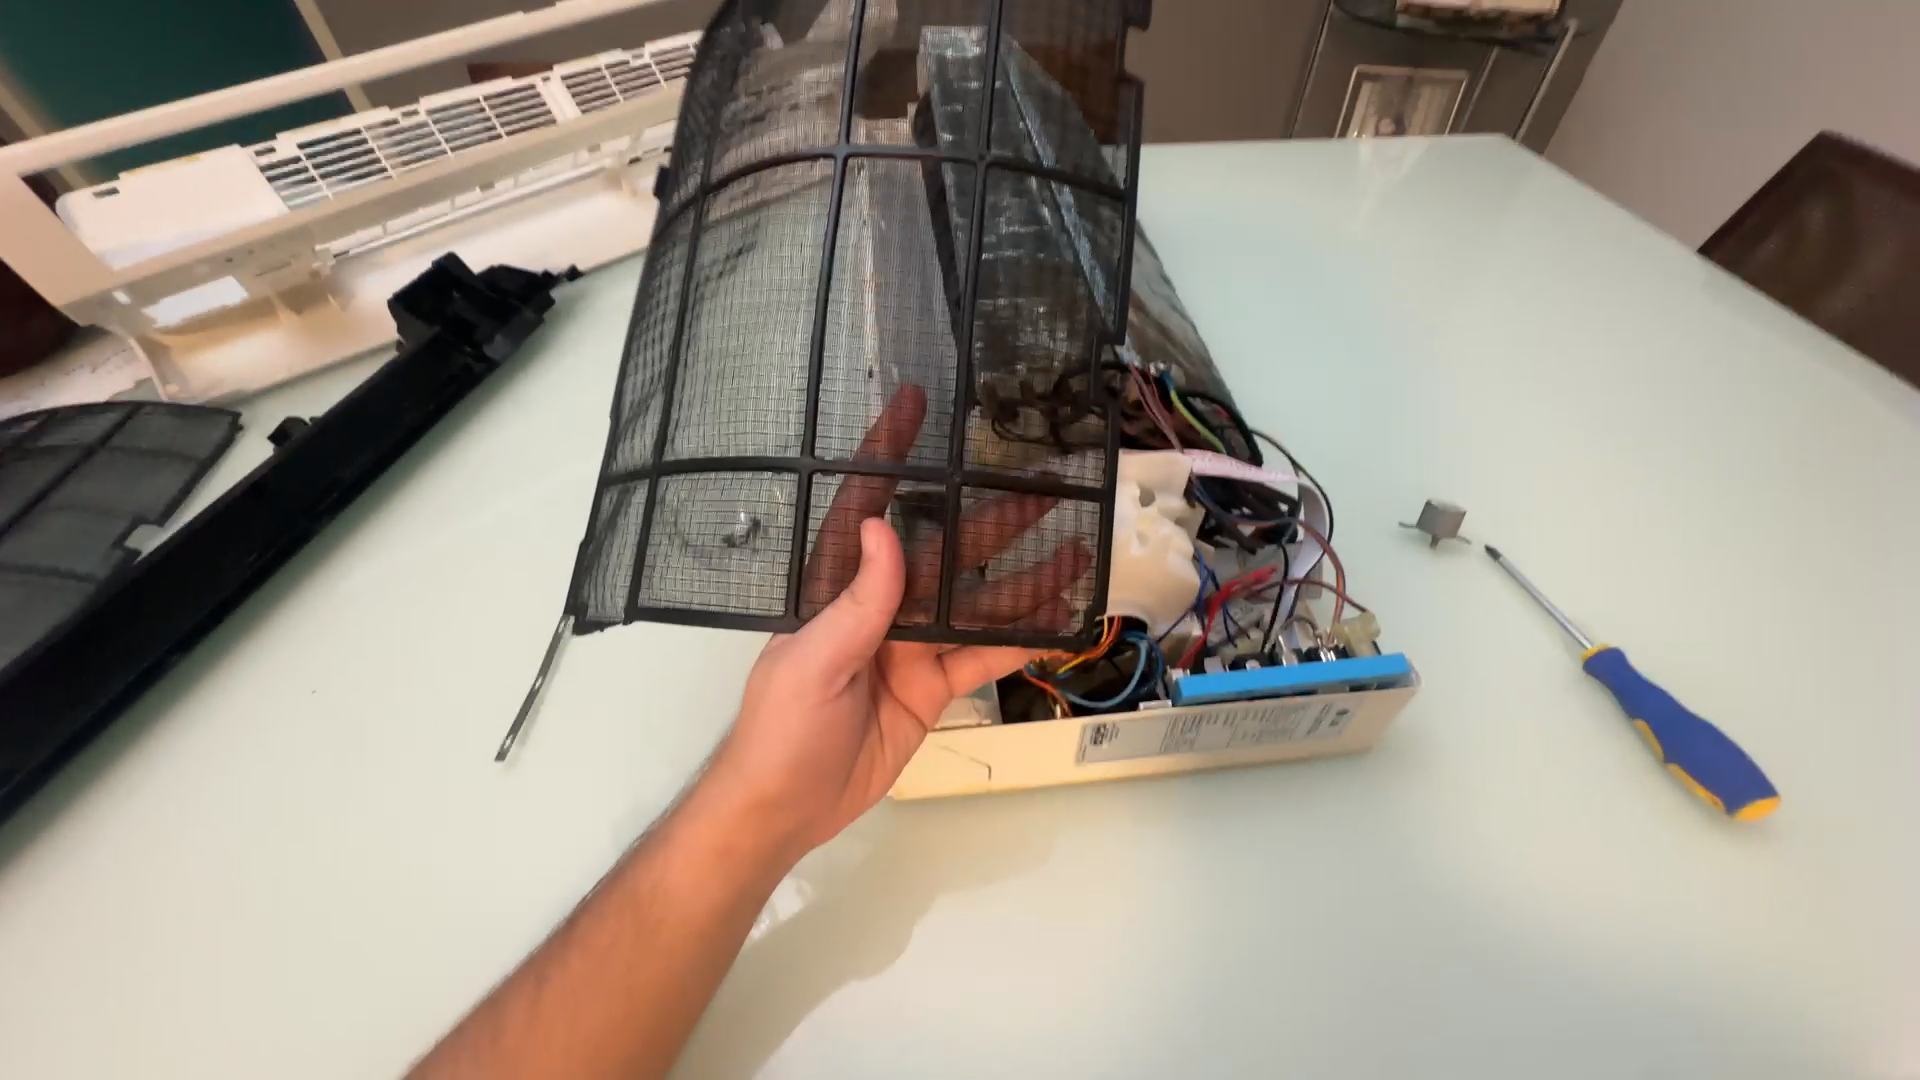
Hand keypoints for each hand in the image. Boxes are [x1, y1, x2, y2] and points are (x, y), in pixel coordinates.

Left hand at [706, 385, 1090, 854]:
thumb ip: (856, 601)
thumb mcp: (812, 662)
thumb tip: (881, 526)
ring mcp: (911, 643)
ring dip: (1025, 578)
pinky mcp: (933, 683)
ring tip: (1077, 550)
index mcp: (840, 586)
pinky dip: (1022, 639)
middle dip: (995, 515)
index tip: (913, 403)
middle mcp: (882, 604)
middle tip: (1047, 484)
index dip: (887, 452)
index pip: (867, 505)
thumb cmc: (783, 728)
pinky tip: (1061, 620)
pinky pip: (984, 654)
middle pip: (948, 549)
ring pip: (978, 601)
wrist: (789, 806)